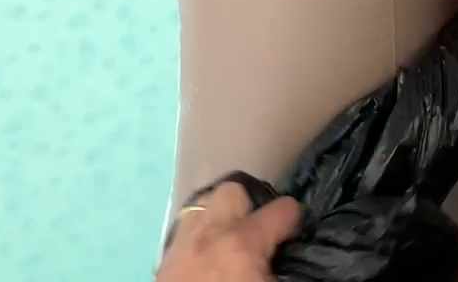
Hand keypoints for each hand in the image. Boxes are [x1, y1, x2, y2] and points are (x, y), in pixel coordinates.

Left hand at [156, 181, 300, 281]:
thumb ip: (286, 267)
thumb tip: (293, 256)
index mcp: (243, 245)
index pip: (284, 208)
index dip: (294, 221)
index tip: (295, 236)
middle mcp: (210, 236)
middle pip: (234, 190)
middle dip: (249, 206)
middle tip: (258, 233)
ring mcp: (182, 249)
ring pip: (203, 206)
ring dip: (219, 220)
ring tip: (229, 245)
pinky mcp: (162, 267)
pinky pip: (184, 235)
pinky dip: (197, 241)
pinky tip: (206, 264)